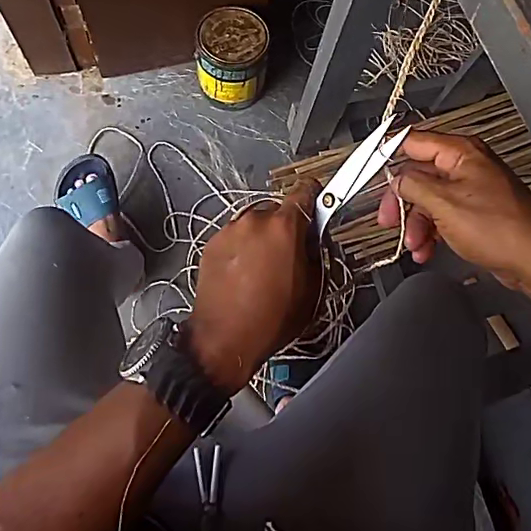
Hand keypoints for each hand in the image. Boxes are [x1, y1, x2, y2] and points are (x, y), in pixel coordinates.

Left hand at [187, 178, 318, 392]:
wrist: (224, 340)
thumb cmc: (269, 318)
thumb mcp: (313, 286)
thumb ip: (316, 251)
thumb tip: (315, 237)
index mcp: (285, 227)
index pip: (305, 190)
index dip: (315, 197)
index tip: (318, 205)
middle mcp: (255, 221)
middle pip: (279, 210)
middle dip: (286, 228)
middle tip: (290, 254)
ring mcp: (230, 231)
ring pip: (256, 224)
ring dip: (262, 238)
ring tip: (264, 270)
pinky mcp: (212, 244)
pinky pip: (235, 237)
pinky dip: (242, 249)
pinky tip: (245, 275)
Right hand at [375, 131, 530, 288]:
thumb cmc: (504, 228)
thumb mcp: (444, 204)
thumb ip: (413, 185)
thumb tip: (396, 177)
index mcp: (460, 152)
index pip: (413, 142)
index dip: (388, 157)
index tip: (369, 173)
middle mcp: (467, 166)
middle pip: (419, 174)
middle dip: (402, 201)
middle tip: (389, 219)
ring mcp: (473, 190)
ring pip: (429, 199)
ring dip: (416, 223)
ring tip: (415, 244)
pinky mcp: (477, 213)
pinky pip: (444, 217)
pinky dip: (432, 232)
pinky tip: (427, 249)